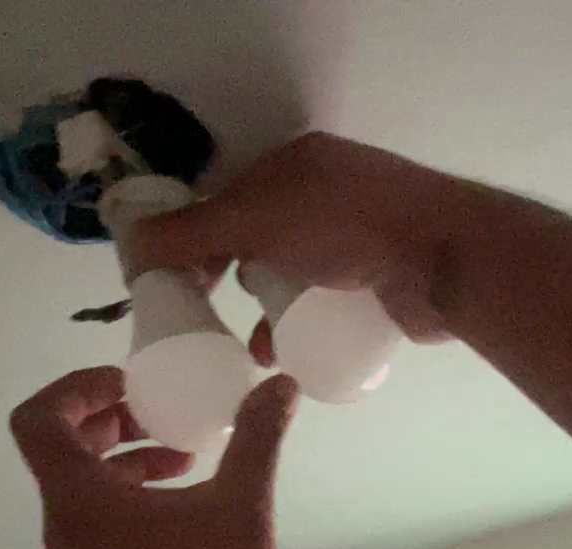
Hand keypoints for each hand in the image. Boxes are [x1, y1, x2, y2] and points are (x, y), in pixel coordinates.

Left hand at [9, 366, 298, 548]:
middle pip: (59, 451)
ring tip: (183, 456)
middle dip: (109, 420)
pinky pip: (95, 521)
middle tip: (160, 410)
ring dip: (123, 459)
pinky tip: (182, 503)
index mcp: (80, 503)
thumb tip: (281, 385)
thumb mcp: (244, 506)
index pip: (39, 420)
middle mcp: (63, 530)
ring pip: (79, 488)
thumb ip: (258, 438)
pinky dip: (126, 495)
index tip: (130, 384)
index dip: (76, 388)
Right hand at [130, 133, 474, 347]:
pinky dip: (303, 329)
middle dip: (229, 281)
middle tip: (203, 321)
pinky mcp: (377, 281)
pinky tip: (284, 359)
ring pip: (293, 279)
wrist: (440, 261)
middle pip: (260, 243)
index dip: (197, 239)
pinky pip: (326, 305)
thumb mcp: (259, 222)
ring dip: (267, 314)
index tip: (175, 283)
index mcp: (297, 167)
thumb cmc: (346, 228)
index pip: (230, 200)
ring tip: (248, 353)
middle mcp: (326, 198)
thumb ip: (196, 232)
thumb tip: (131, 241)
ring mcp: (356, 241)